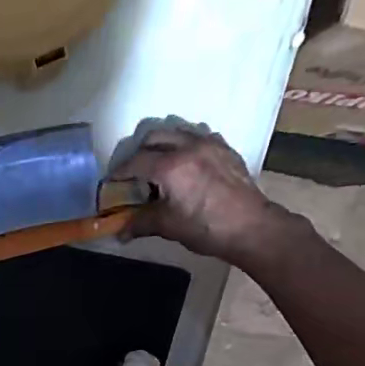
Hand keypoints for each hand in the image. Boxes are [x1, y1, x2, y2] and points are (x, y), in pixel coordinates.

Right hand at [109, 123, 285, 262]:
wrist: (251, 228)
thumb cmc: (206, 228)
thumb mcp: (168, 226)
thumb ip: (140, 223)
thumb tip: (120, 233)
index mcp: (170, 167)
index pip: (135, 162)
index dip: (120, 172)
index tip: (112, 182)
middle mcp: (189, 147)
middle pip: (154, 138)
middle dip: (140, 152)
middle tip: (135, 172)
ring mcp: (210, 144)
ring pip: (178, 132)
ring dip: (163, 144)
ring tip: (160, 164)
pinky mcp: (225, 149)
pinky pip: (199, 137)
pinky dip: (186, 145)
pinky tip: (187, 163)